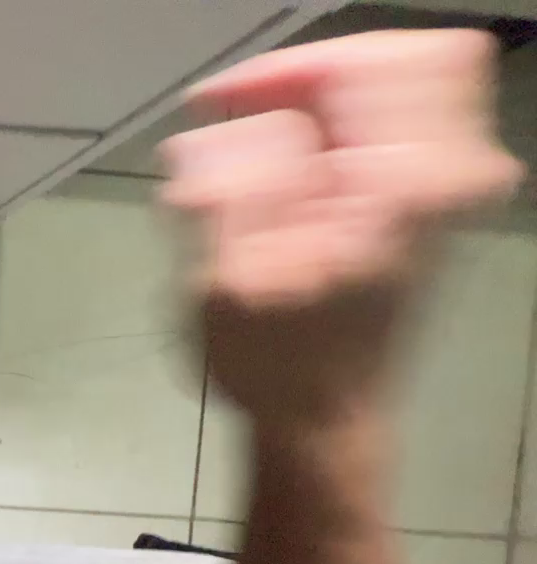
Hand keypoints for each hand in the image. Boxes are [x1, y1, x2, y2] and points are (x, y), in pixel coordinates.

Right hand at [161, 30, 522, 426]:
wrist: (323, 417)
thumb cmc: (271, 362)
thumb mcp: (229, 283)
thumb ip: (227, 197)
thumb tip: (204, 136)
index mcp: (404, 183)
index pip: (377, 63)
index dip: (291, 67)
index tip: (214, 104)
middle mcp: (442, 171)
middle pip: (391, 67)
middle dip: (298, 83)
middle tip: (224, 122)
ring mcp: (436, 187)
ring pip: (382, 100)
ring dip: (301, 114)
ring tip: (230, 158)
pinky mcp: (415, 205)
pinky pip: (375, 137)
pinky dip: (314, 140)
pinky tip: (262, 180)